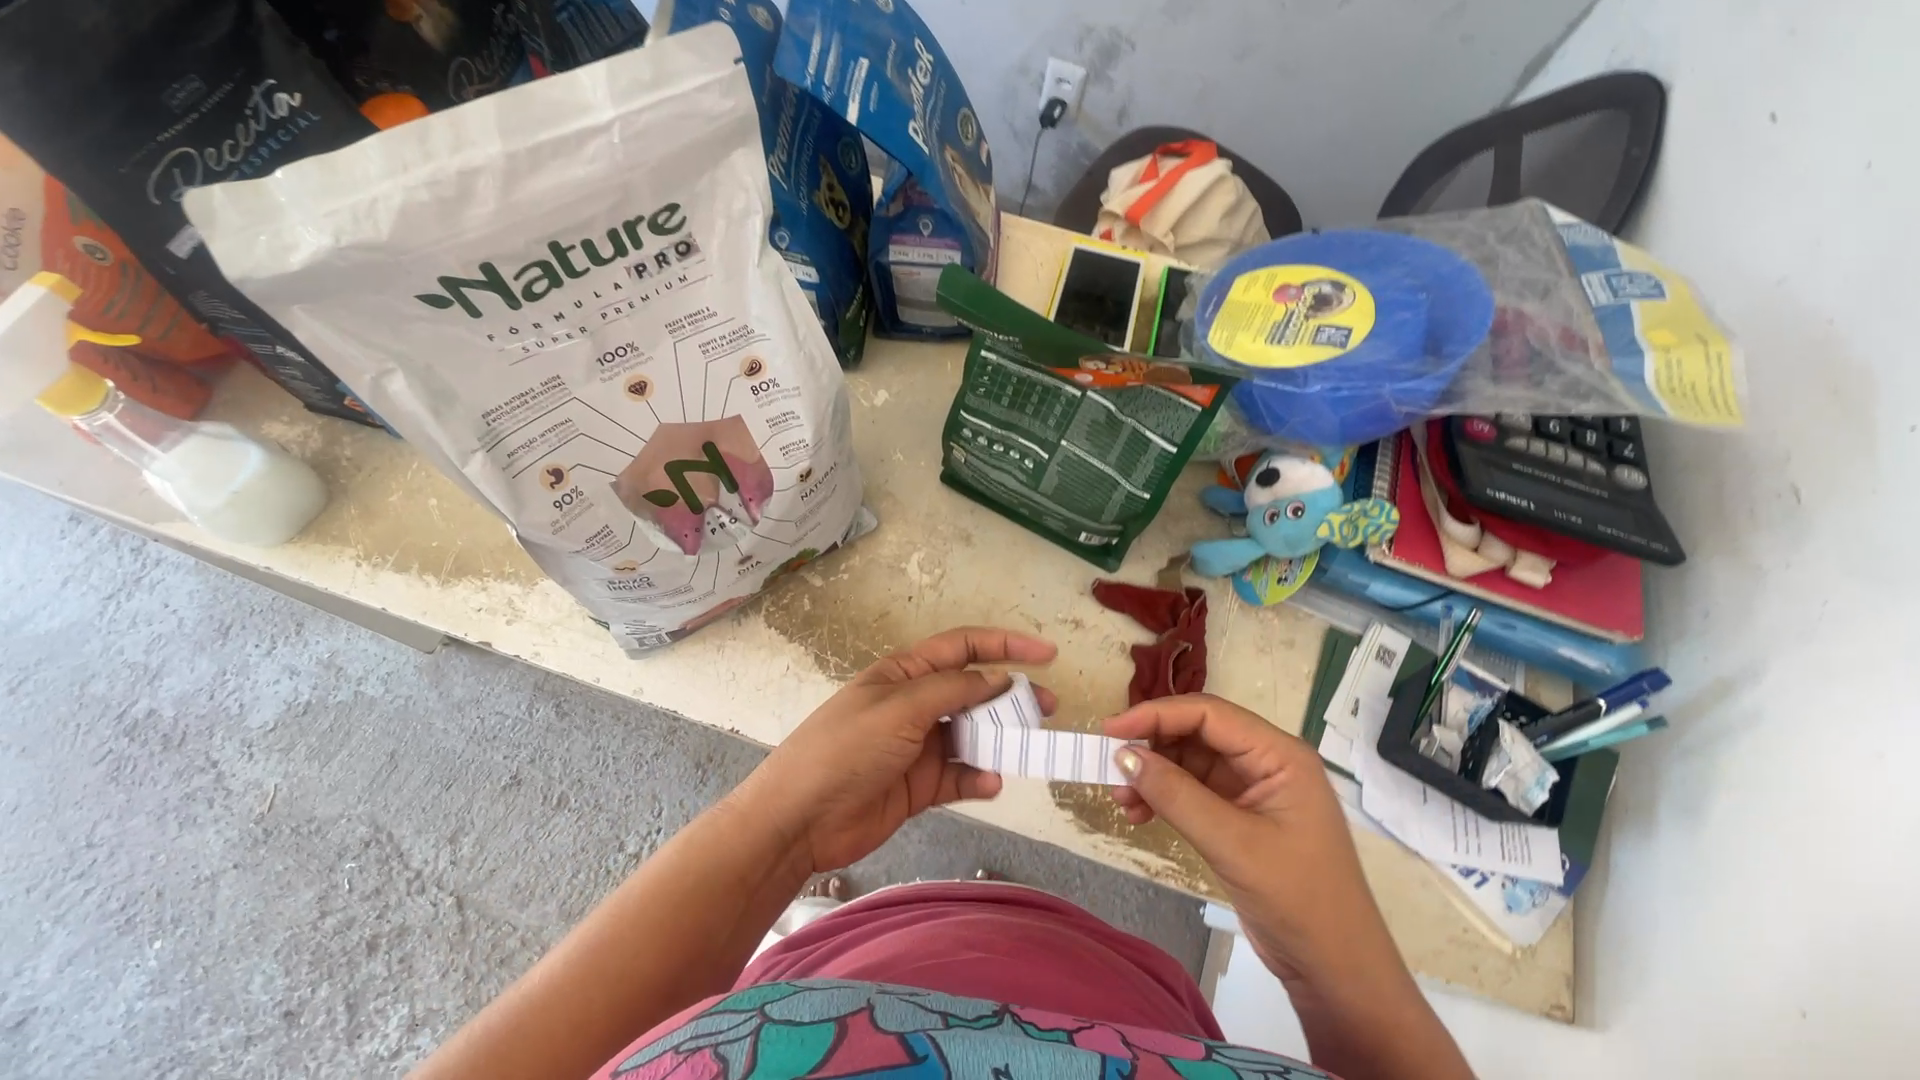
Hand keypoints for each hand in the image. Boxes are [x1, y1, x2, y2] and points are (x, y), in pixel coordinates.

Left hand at [740, 627, 1057, 873]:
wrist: (800, 819)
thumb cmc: (846, 749)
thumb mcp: (899, 708)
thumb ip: (952, 690)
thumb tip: (1000, 678)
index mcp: (904, 674)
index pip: (963, 648)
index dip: (1005, 644)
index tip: (1047, 653)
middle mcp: (915, 705)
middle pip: (974, 692)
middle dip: (1011, 697)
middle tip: (1048, 708)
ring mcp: (918, 747)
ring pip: (972, 735)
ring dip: (1001, 739)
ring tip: (1030, 747)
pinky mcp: (919, 787)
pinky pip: (960, 776)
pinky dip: (979, 778)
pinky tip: (991, 783)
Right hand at [1104, 695, 1398, 987]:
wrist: (1334, 965)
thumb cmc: (1297, 897)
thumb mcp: (1232, 843)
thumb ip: (1177, 795)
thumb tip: (1125, 756)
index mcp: (1279, 754)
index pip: (1209, 714)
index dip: (1157, 714)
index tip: (1110, 730)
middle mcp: (1266, 762)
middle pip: (1197, 733)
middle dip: (1152, 747)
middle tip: (1111, 769)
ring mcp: (1253, 790)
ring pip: (1190, 763)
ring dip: (1154, 776)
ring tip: (1122, 802)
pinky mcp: (1240, 818)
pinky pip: (1193, 792)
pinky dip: (1164, 799)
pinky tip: (1140, 816)